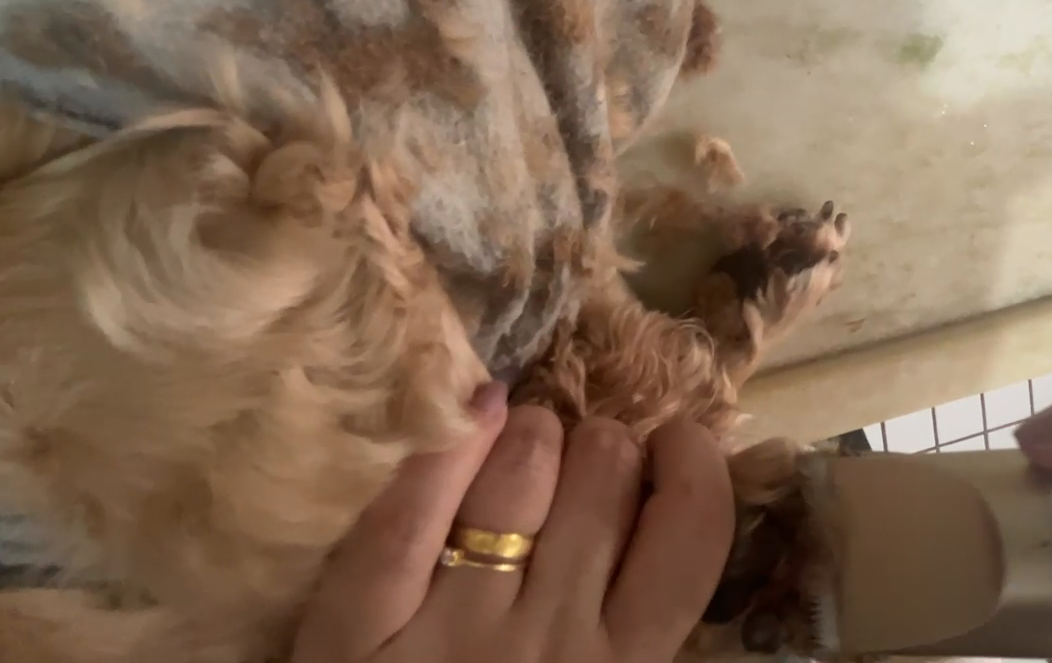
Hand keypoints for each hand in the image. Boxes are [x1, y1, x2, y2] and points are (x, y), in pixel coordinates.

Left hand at [294, 385, 733, 662]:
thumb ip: (642, 592)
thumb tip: (659, 473)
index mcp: (628, 661)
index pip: (692, 523)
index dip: (690, 458)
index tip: (671, 444)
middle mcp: (554, 639)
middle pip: (606, 464)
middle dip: (600, 444)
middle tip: (580, 466)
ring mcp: (456, 634)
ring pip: (522, 461)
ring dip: (530, 433)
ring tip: (519, 450)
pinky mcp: (359, 638)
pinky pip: (406, 517)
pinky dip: (443, 451)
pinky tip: (473, 412)